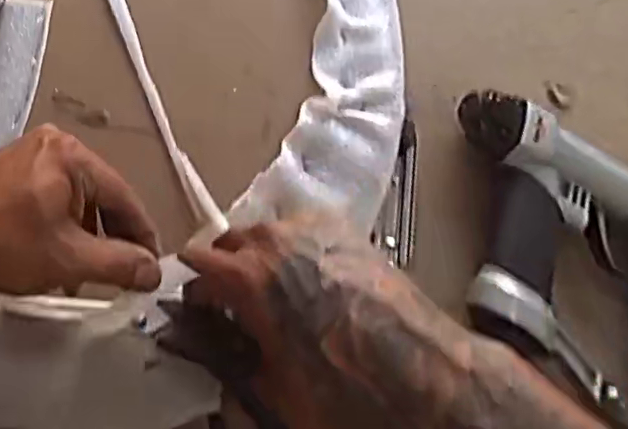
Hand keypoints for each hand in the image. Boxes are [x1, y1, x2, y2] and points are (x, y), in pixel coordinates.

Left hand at [0, 125, 162, 294]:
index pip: (122, 194)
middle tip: (123, 274)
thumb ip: (119, 263)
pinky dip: (61, 221)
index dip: (142, 234)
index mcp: (69, 153)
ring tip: (86, 271)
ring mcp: (28, 151)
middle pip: (99, 192)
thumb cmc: (6, 243)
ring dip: (86, 231)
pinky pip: (52, 191)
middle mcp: (51, 142)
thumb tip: (152, 269)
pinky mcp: (11, 166)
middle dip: (110, 234)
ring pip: (75, 194)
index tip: (153, 269)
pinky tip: (58, 252)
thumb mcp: (70, 259)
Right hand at [183, 215, 607, 428]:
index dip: (194, 289)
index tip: (202, 307)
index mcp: (246, 279)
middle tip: (242, 304)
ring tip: (282, 292)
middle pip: (224, 242)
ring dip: (259, 257)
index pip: (192, 263)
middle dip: (225, 270)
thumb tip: (217, 379)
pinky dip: (295, 249)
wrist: (435, 377)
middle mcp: (267, 242)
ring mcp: (302, 228)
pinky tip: (315, 279)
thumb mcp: (282, 401)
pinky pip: (296, 229)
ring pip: (261, 233)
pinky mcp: (335, 226)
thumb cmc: (357, 391)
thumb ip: (235, 379)